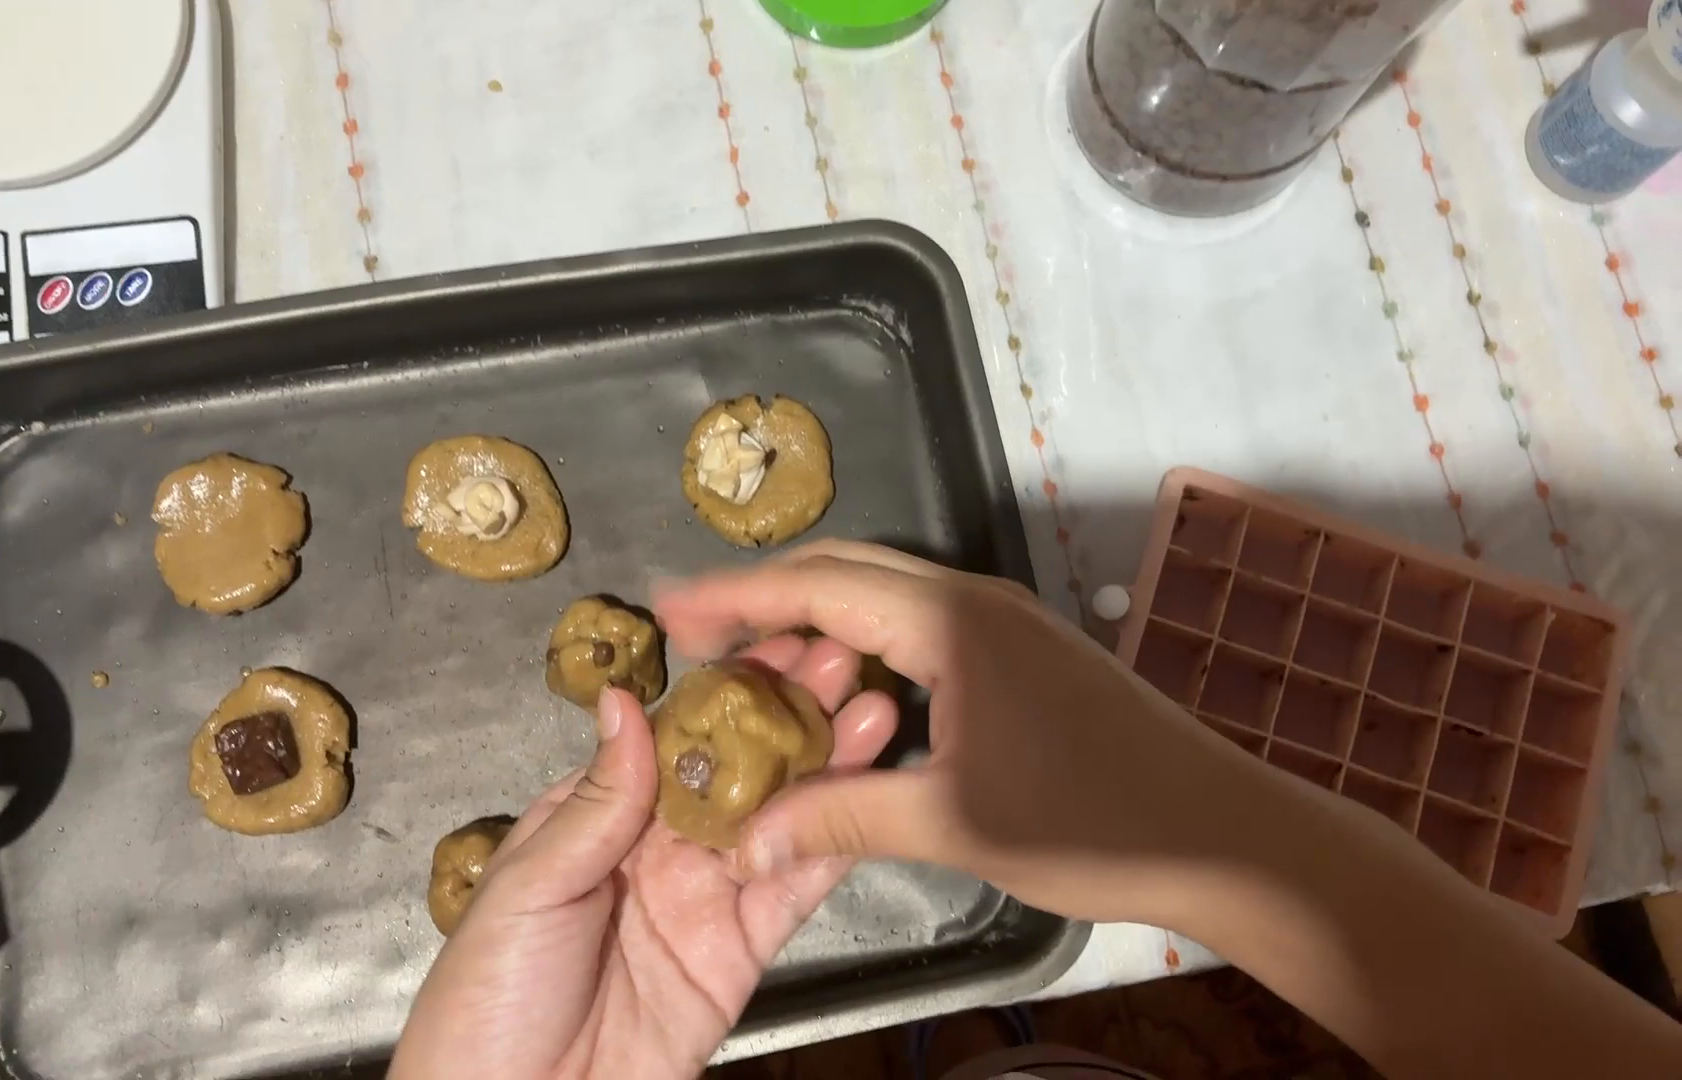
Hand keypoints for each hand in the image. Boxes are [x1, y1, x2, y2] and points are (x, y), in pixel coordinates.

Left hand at [390, 634, 897, 1079]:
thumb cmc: (492, 995)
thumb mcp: (528, 886)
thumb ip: (594, 800)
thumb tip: (624, 701)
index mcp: (604, 812)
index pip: (676, 737)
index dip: (726, 693)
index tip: (773, 646)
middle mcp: (663, 842)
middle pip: (737, 768)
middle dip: (787, 714)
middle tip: (838, 663)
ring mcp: (706, 894)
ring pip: (776, 818)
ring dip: (825, 766)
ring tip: (870, 712)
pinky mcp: (739, 950)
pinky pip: (789, 892)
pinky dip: (828, 846)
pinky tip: (865, 798)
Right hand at [651, 540, 1289, 927]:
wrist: (1229, 836)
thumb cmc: (1093, 824)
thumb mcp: (955, 823)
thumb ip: (841, 816)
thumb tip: (746, 840)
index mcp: (948, 622)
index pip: (817, 587)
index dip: (735, 593)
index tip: (670, 605)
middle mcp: (966, 596)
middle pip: (841, 570)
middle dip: (762, 592)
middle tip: (697, 629)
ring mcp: (994, 614)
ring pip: (876, 589)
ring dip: (810, 611)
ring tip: (751, 651)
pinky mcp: (1011, 642)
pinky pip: (910, 618)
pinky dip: (855, 635)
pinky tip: (834, 676)